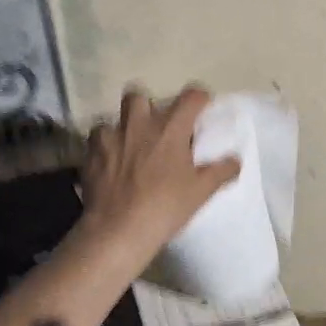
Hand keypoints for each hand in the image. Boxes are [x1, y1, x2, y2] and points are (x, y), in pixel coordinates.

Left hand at [74, 85, 240, 263]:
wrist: (118, 230)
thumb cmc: (165, 208)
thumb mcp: (200, 192)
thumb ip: (220, 172)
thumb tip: (235, 161)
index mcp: (170, 128)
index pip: (191, 97)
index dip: (199, 99)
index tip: (201, 110)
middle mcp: (138, 124)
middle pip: (138, 95)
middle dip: (147, 106)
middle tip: (154, 128)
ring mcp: (110, 137)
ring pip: (112, 118)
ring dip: (122, 128)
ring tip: (128, 147)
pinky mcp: (89, 154)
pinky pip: (95, 141)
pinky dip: (103, 148)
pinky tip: (109, 164)